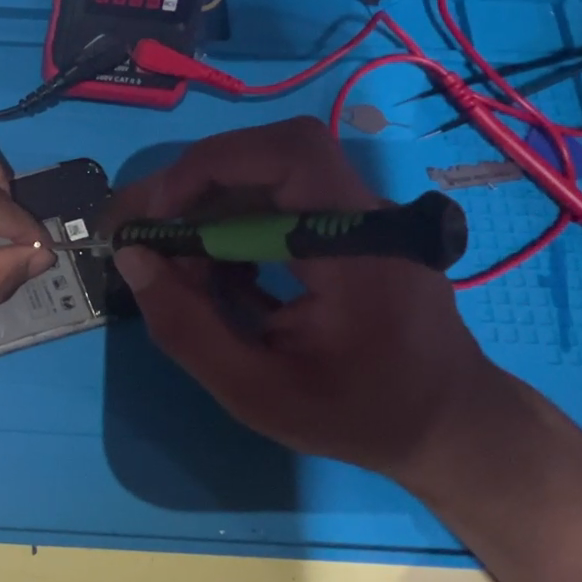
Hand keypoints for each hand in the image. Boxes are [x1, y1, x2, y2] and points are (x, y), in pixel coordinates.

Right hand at [107, 117, 506, 480]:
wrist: (449, 426)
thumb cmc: (359, 417)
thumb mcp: (257, 392)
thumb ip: (187, 328)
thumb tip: (131, 257)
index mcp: (358, 248)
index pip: (288, 155)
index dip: (209, 166)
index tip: (156, 215)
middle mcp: (363, 215)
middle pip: (264, 159)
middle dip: (188, 190)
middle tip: (135, 234)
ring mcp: (356, 219)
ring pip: (261, 181)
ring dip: (203, 214)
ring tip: (170, 269)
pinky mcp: (344, 230)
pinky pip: (274, 205)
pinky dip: (227, 230)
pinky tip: (211, 278)